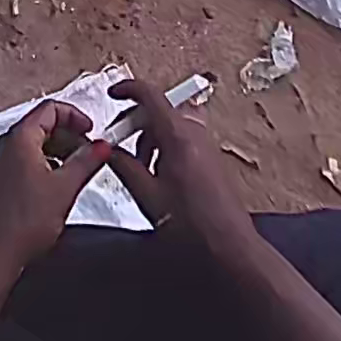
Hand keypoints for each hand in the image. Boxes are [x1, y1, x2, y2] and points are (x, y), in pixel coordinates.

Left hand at [0, 100, 109, 263]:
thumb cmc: (23, 221)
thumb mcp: (64, 187)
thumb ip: (86, 161)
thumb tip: (100, 146)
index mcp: (21, 137)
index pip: (50, 109)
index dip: (75, 116)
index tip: (91, 129)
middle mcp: (10, 143)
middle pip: (45, 123)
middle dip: (71, 134)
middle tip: (91, 150)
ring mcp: (7, 160)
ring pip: (40, 142)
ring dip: (63, 149)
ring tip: (82, 167)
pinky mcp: (8, 177)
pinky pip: (33, 158)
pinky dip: (51, 162)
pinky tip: (64, 181)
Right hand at [104, 79, 254, 247]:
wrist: (232, 251)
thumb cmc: (195, 227)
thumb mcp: (147, 195)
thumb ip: (124, 166)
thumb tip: (108, 150)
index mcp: (178, 137)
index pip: (151, 95)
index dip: (128, 89)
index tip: (114, 94)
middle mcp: (195, 135)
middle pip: (159, 110)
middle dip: (135, 122)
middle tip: (120, 141)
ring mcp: (205, 146)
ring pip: (170, 124)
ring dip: (150, 136)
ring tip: (140, 165)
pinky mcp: (210, 159)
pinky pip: (182, 138)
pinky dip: (165, 145)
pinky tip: (157, 174)